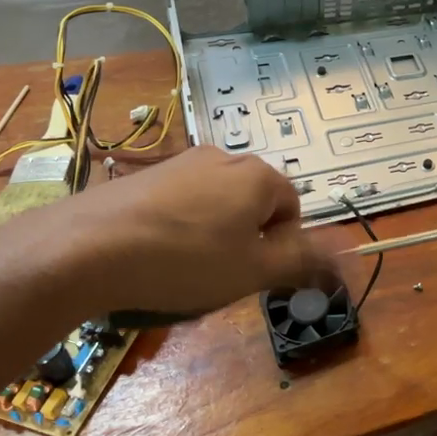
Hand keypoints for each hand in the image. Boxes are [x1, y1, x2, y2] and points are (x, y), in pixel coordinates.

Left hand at [71, 146, 345, 316]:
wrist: (85, 247)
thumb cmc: (185, 261)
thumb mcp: (253, 271)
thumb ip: (303, 260)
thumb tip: (350, 254)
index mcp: (258, 176)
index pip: (292, 209)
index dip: (280, 246)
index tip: (254, 275)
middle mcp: (223, 158)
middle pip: (253, 203)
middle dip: (245, 239)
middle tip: (220, 276)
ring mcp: (180, 163)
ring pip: (214, 204)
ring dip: (210, 236)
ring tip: (181, 272)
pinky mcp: (143, 176)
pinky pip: (177, 204)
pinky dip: (175, 229)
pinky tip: (150, 258)